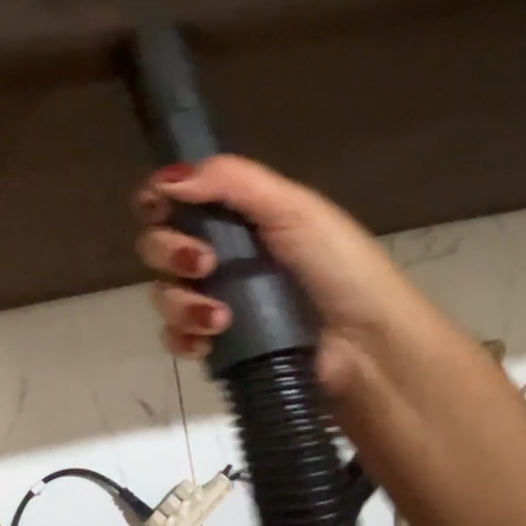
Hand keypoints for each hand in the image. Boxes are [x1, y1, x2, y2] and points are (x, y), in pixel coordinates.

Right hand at [133, 155, 476, 408]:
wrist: (369, 348)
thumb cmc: (340, 269)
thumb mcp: (295, 209)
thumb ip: (233, 181)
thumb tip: (169, 177)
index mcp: (237, 216)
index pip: (175, 200)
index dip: (157, 200)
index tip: (160, 207)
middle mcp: (219, 255)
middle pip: (157, 245)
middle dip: (169, 251)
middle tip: (203, 264)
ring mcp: (215, 301)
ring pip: (163, 294)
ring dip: (181, 303)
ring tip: (221, 318)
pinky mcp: (216, 345)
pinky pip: (175, 337)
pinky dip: (184, 338)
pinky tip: (210, 340)